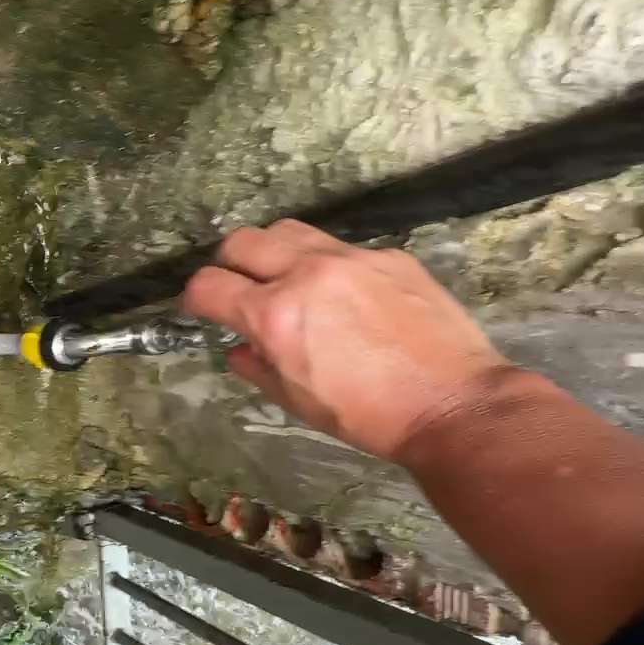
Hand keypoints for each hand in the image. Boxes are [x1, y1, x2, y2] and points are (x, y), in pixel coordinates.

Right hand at [180, 219, 517, 462]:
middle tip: (236, 290)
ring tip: (281, 281)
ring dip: (270, 252)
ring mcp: (351, 259)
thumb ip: (255, 365)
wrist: (449, 402)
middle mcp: (307, 274)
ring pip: (287, 230)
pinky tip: (338, 297)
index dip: (194, 299)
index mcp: (275, 315)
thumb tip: (240, 348)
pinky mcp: (388, 256)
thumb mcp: (292, 399)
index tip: (200, 309)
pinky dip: (321, 265)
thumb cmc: (361, 414)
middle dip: (226, 265)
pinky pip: (337, 247)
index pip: (208, 286)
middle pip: (241, 241)